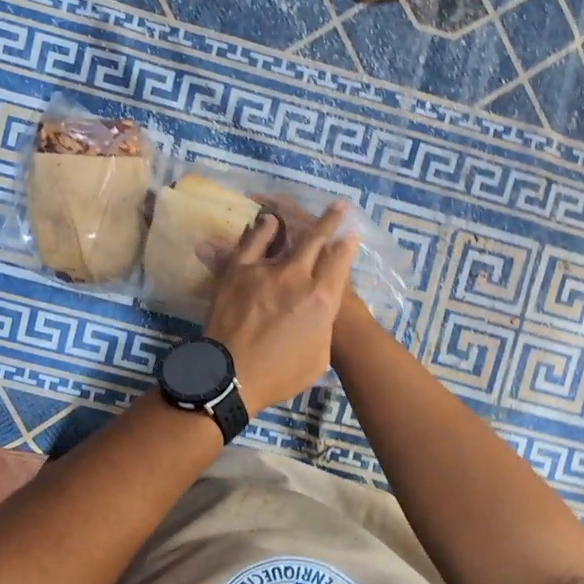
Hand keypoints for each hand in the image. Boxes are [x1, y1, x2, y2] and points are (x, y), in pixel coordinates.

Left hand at [201, 202, 357, 415]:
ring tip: (295, 211)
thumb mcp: (318, 358)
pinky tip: (264, 222)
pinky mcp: (237, 271)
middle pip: (317, 240)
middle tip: (339, 207)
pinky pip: (251, 243)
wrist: (231, 376)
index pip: (341, 261)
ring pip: (284, 236)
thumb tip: (320, 314)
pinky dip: (260, 230)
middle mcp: (297, 277)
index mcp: (322, 300)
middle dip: (330, 221)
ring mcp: (265, 270)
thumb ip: (323, 328)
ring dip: (294, 222)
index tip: (351, 234)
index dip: (348, 245)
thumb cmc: (279, 376)